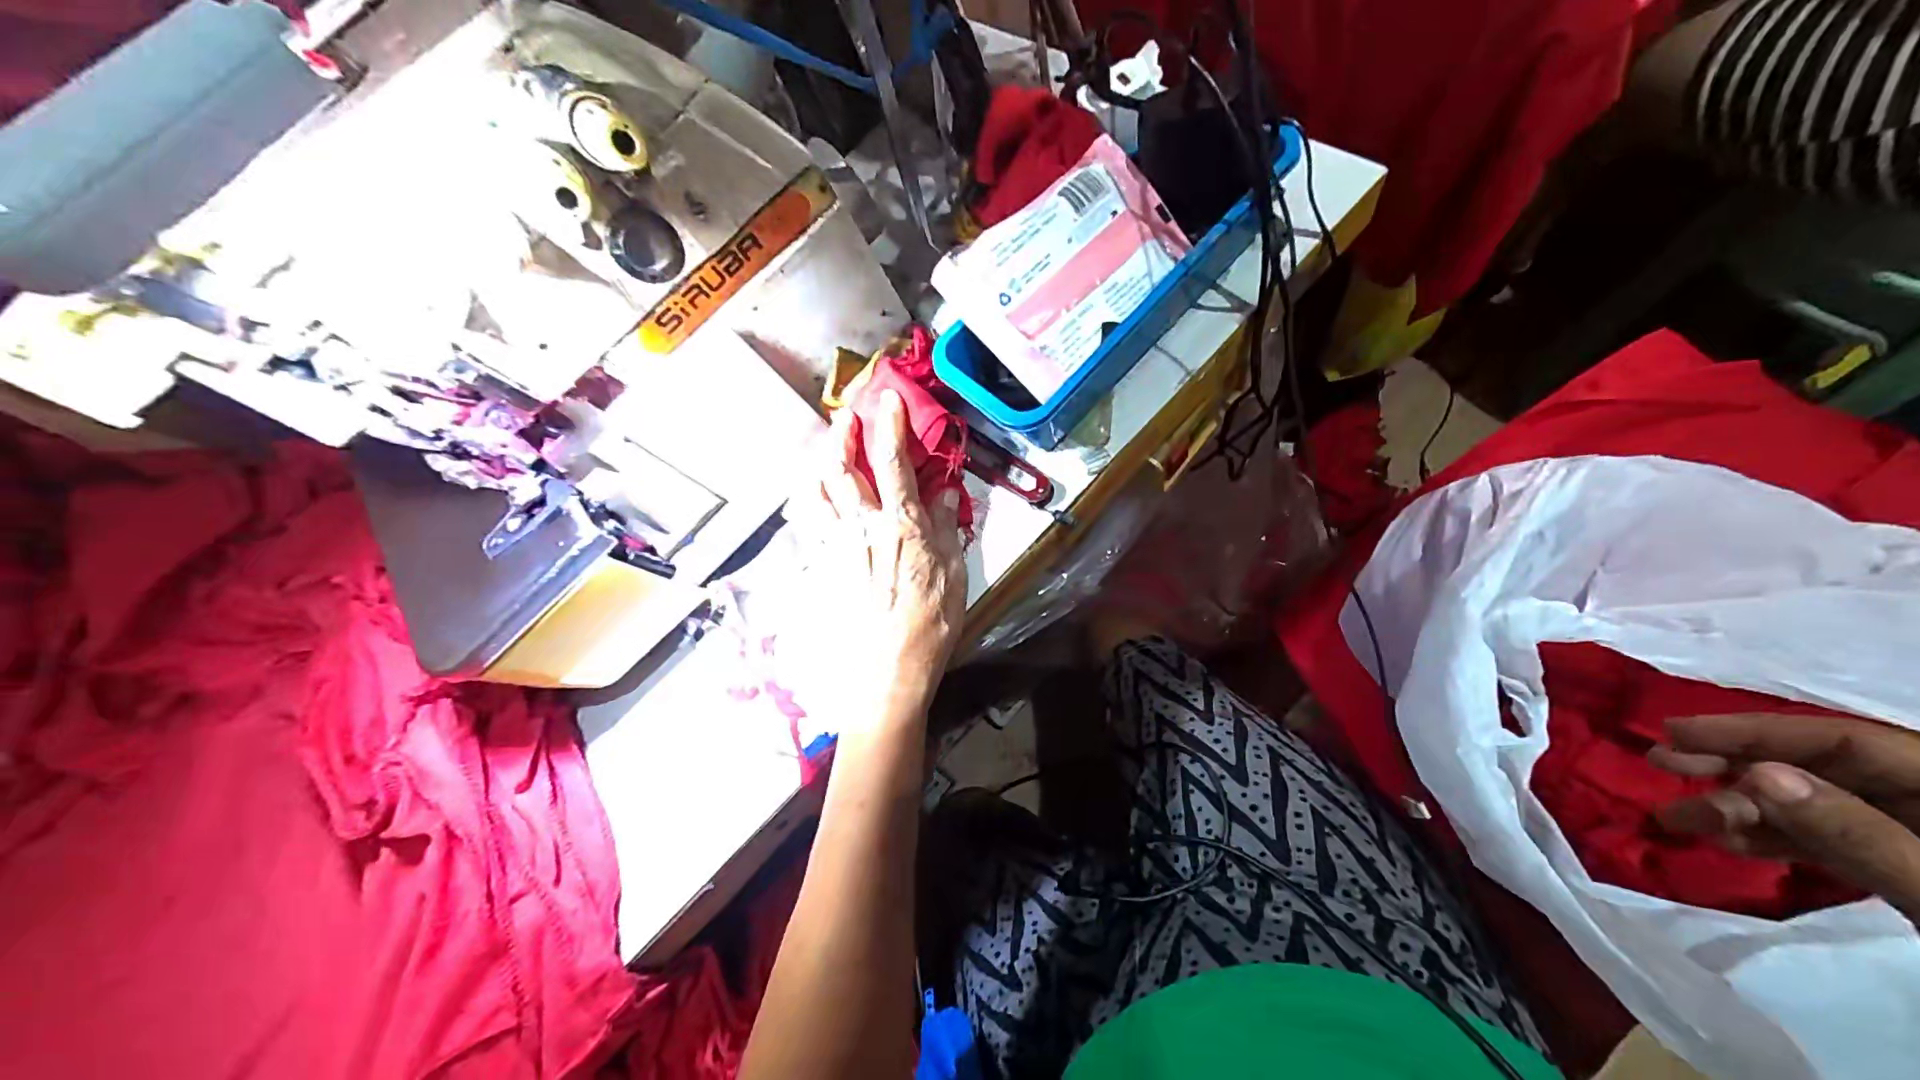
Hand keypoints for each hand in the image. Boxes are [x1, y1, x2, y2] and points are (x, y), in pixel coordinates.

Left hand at [789, 391, 966, 728]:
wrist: (887, 669)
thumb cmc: (930, 623)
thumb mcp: (954, 572)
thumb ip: (948, 527)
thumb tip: (945, 491)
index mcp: (900, 525)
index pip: (891, 461)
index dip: (888, 424)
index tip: (887, 397)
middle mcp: (861, 528)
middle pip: (840, 468)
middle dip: (840, 434)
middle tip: (844, 415)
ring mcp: (835, 548)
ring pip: (814, 492)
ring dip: (817, 465)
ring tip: (823, 453)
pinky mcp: (821, 568)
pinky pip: (806, 526)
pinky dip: (807, 505)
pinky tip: (811, 502)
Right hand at [1651, 712, 1919, 923]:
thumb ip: (1860, 834)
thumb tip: (1760, 774)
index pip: (1849, 742)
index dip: (1760, 730)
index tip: (1678, 731)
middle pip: (1822, 769)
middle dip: (1737, 764)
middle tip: (1662, 762)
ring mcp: (1915, 840)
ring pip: (1809, 806)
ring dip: (1738, 808)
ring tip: (1676, 815)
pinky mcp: (1898, 870)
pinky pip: (1822, 842)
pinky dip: (1767, 839)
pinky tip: (1721, 839)